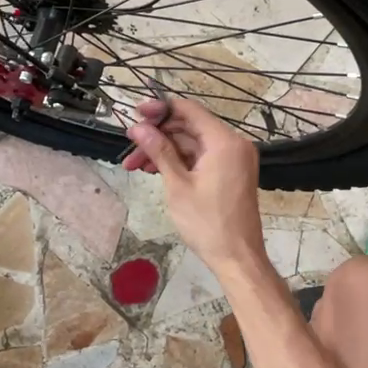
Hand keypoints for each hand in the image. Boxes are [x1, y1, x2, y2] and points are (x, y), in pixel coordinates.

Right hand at [122, 97, 265, 274]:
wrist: (237, 258)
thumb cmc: (207, 223)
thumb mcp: (178, 185)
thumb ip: (159, 151)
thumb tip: (138, 127)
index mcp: (224, 142)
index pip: (189, 110)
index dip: (160, 108)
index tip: (135, 113)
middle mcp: (233, 144)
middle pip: (188, 126)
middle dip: (157, 134)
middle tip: (129, 145)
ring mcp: (232, 159)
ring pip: (191, 143)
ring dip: (163, 150)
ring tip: (134, 164)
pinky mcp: (229, 172)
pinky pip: (200, 157)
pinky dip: (178, 161)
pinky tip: (154, 170)